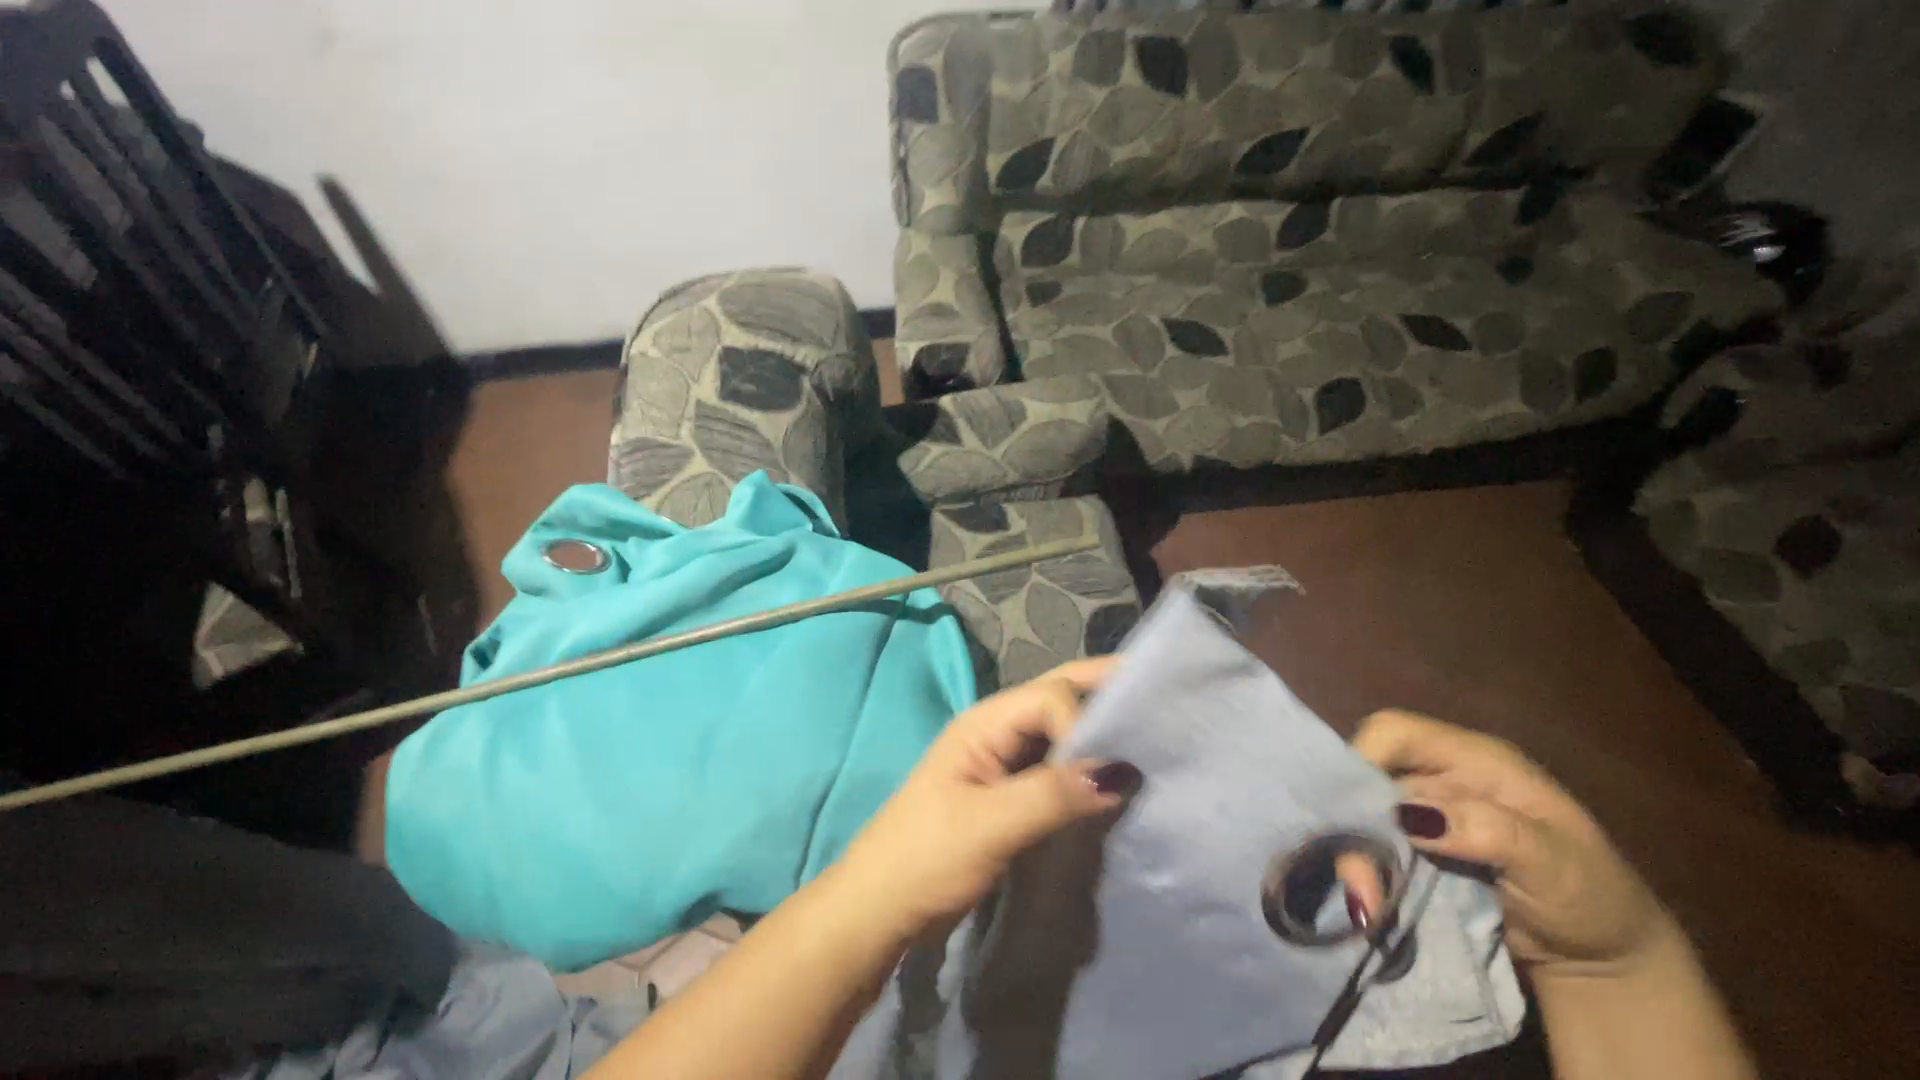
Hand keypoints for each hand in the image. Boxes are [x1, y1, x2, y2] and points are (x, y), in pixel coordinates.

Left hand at [835, 657, 1137, 942]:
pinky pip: (1060, 769)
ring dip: (1102, 731)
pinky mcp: (1012, 796)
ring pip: (1062, 732)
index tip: (1120, 761)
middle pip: (1059, 696)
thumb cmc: (925, 858)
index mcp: (985, 724)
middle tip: (1166, 698)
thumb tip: (1121, 770)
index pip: (1052, 697)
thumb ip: (1052, 794)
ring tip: (1156, 738)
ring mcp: (1004, 764)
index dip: (1088, 719)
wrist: (881, 909)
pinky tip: (1121, 783)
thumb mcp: (989, 825)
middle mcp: (998, 732)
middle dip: (1106, 691)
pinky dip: (1089, 769)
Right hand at [1351, 709, 1677, 980]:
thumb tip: (1409, 814)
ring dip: (1356, 859)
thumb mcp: (1555, 863)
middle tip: (1362, 885)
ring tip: (1369, 905)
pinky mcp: (1413, 856)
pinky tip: (1369, 903)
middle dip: (1354, 827)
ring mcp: (1423, 820)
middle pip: (1368, 779)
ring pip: (1362, 819)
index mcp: (1474, 760)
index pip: (1395, 732)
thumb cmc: (1592, 897)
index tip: (1352, 814)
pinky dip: (1364, 875)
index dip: (1363, 757)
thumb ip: (1489, 830)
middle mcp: (1439, 781)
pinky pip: (1371, 853)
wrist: (1602, 960)